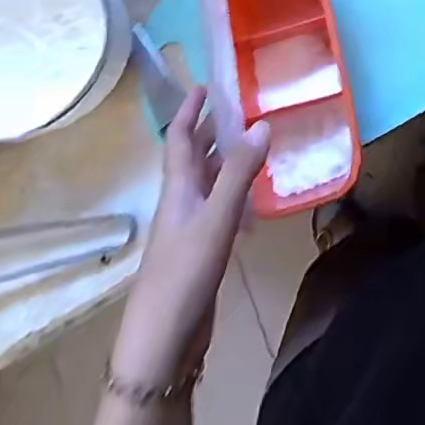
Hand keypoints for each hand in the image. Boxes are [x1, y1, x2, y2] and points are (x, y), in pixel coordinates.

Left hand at [111, 87, 269, 388]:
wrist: (163, 339)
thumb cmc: (185, 272)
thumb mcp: (216, 218)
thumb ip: (239, 173)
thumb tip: (261, 124)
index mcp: (178, 186)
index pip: (178, 136)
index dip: (189, 110)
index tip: (204, 85)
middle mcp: (181, 200)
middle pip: (194, 156)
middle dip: (211, 131)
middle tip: (237, 109)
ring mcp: (190, 227)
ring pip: (209, 183)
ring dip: (227, 162)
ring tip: (254, 147)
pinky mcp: (201, 251)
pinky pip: (220, 210)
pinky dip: (236, 198)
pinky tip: (256, 205)